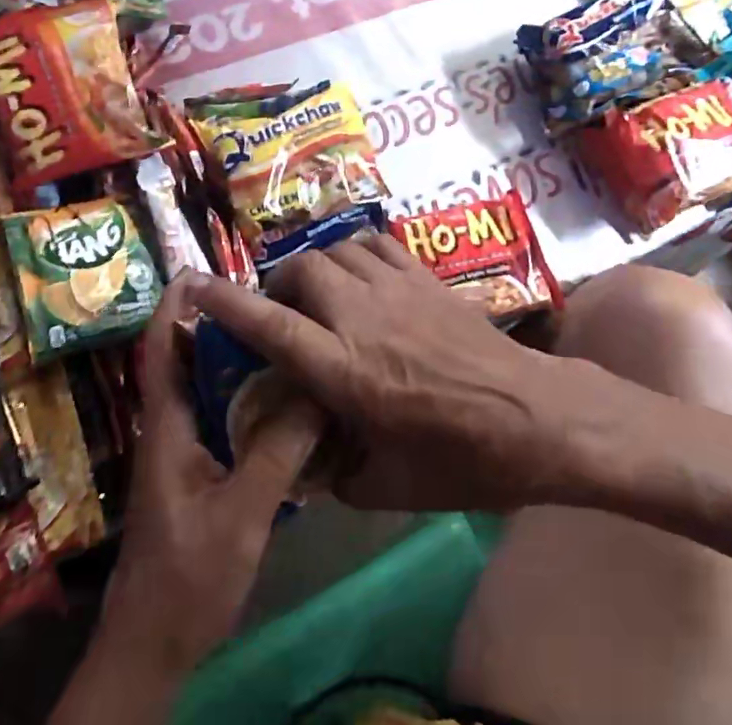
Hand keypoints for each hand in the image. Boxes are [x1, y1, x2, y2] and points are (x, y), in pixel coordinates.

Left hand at [84, 281, 321, 697]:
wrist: (156, 643)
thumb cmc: (188, 576)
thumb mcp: (241, 513)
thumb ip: (279, 451)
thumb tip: (319, 389)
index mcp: (167, 431)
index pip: (160, 356)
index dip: (171, 311)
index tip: (195, 271)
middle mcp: (172, 432)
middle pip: (187, 363)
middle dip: (216, 324)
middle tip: (267, 295)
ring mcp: (186, 455)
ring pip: (209, 391)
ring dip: (236, 358)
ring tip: (284, 332)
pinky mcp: (202, 474)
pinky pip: (228, 419)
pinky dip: (251, 397)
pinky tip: (288, 397)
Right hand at [186, 237, 601, 511]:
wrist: (534, 417)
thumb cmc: (462, 461)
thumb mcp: (386, 487)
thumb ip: (336, 471)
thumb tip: (311, 455)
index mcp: (344, 372)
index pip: (271, 326)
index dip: (227, 303)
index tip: (197, 285)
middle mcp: (363, 319)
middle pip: (301, 271)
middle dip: (278, 284)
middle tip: (281, 310)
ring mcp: (400, 291)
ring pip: (339, 251)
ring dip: (317, 266)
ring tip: (320, 292)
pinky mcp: (430, 281)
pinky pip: (380, 245)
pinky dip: (358, 251)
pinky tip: (361, 274)